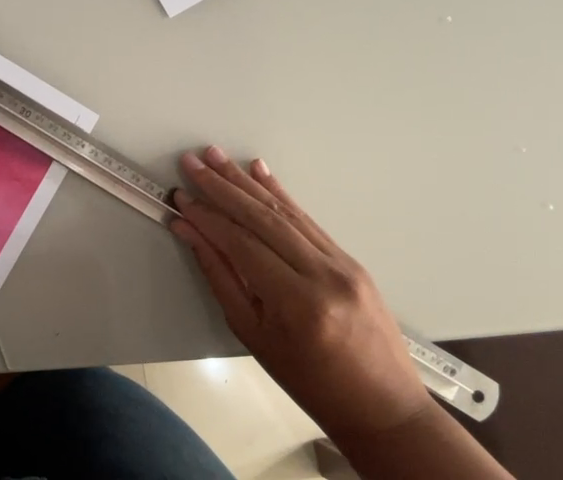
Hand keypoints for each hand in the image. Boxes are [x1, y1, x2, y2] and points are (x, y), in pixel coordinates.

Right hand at [169, 147, 431, 444]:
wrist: (383, 407)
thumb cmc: (310, 382)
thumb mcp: (253, 334)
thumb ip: (219, 276)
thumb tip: (189, 230)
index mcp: (297, 302)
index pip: (241, 243)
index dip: (206, 216)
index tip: (179, 196)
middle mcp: (323, 275)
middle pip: (263, 218)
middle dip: (222, 186)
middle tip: (191, 161)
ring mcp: (342, 264)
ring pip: (285, 212)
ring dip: (245, 181)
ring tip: (215, 156)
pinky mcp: (351, 260)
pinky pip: (307, 220)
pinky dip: (279, 193)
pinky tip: (259, 171)